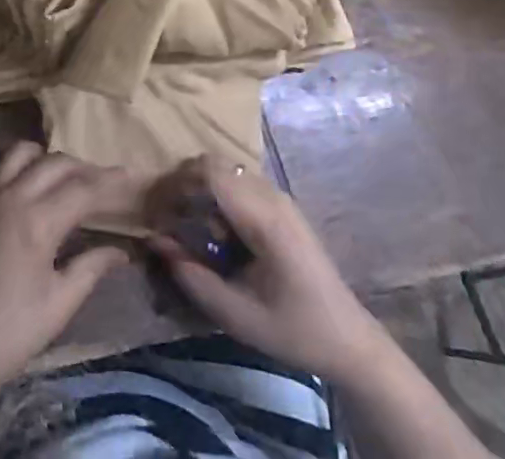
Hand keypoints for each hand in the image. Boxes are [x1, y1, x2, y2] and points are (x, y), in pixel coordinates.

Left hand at [0, 143, 133, 404]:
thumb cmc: (6, 334)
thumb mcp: (58, 305)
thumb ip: (91, 268)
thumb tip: (121, 251)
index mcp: (37, 220)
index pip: (84, 188)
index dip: (112, 181)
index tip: (134, 177)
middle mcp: (11, 197)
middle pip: (56, 163)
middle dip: (86, 168)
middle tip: (107, 185)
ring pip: (23, 154)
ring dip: (51, 159)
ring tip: (69, 179)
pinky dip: (21, 165)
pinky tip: (31, 185)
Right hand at [148, 155, 393, 385]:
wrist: (348, 339)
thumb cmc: (292, 330)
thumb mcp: (234, 313)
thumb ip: (190, 275)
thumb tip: (155, 239)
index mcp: (265, 218)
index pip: (211, 171)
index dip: (177, 182)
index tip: (157, 211)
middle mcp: (273, 197)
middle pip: (216, 166)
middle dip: (185, 185)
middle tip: (167, 220)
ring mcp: (281, 199)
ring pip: (227, 174)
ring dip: (201, 192)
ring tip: (188, 230)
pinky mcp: (283, 208)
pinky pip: (241, 186)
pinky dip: (218, 199)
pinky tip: (215, 235)